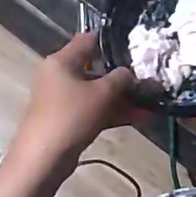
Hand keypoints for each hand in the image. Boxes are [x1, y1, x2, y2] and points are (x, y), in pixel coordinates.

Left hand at [9, 33, 138, 162]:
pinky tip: (141, 116)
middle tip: (148, 75)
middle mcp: (60, 76)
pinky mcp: (69, 119)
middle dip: (122, 75)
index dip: (112, 40)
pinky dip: (114, 112)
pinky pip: (95, 110)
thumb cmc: (71, 115)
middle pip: (95, 68)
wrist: (44, 157)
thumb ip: (121, 78)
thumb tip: (130, 73)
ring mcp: (64, 99)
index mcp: (62, 61)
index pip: (88, 39)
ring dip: (122, 96)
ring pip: (97, 92)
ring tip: (151, 99)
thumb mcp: (101, 93)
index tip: (135, 44)